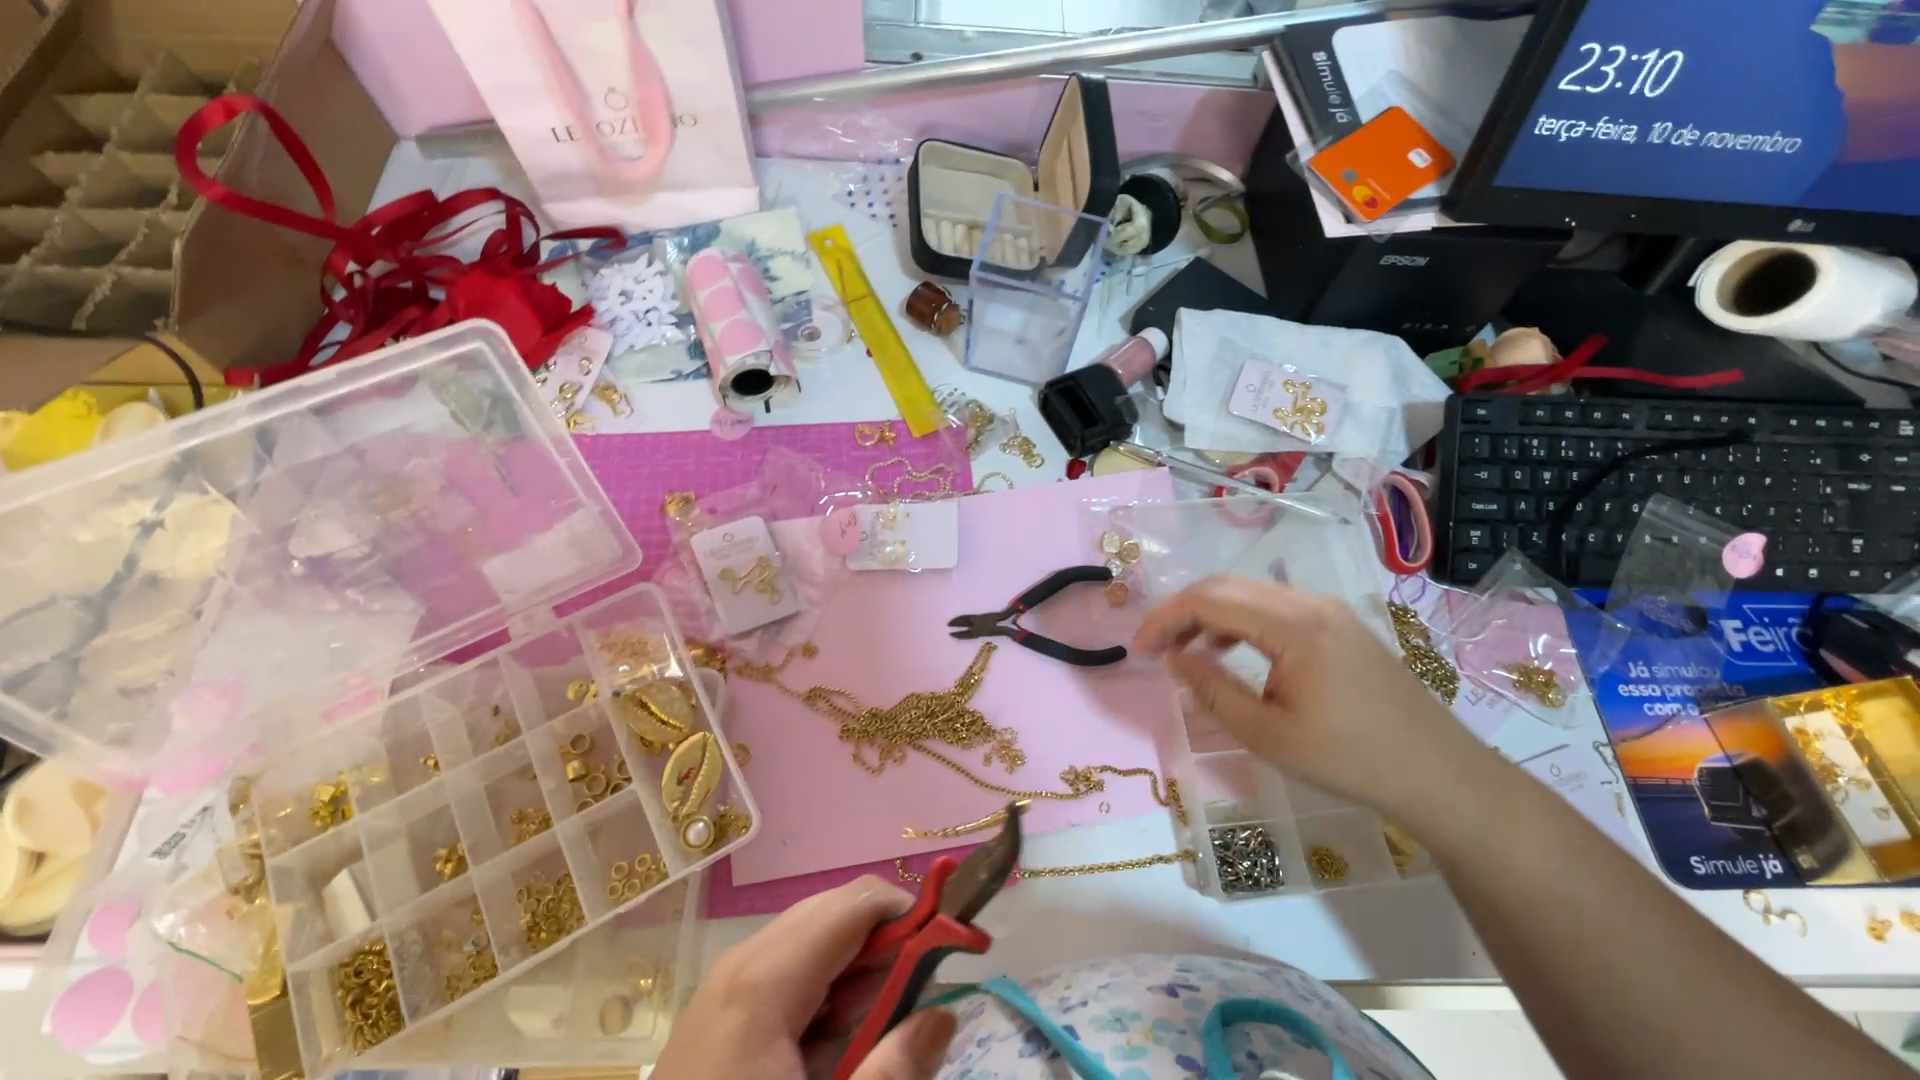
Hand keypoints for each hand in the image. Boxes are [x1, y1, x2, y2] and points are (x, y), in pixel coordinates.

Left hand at [653, 876, 958, 1079]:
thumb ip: (895, 1068)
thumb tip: (945, 1014)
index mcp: (766, 979)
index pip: (856, 903)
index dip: (912, 912)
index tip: (955, 946)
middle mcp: (742, 963)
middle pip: (832, 914)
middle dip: (885, 942)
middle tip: (920, 993)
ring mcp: (723, 986)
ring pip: (809, 942)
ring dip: (855, 970)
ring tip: (877, 1028)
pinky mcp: (716, 1012)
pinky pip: (784, 973)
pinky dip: (822, 992)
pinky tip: (830, 1046)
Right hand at [1132, 578, 1488, 822]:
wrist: (1436, 772)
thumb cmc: (1348, 758)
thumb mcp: (1267, 734)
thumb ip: (1213, 691)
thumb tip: (1175, 660)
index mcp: (1293, 624)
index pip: (1209, 599)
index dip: (1165, 619)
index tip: (1138, 651)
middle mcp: (1311, 603)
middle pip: (1228, 586)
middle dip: (1182, 611)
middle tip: (1155, 650)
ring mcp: (1331, 610)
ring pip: (1251, 593)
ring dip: (1211, 615)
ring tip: (1186, 653)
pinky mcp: (1341, 625)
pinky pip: (1277, 607)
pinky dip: (1241, 621)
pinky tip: (1231, 651)